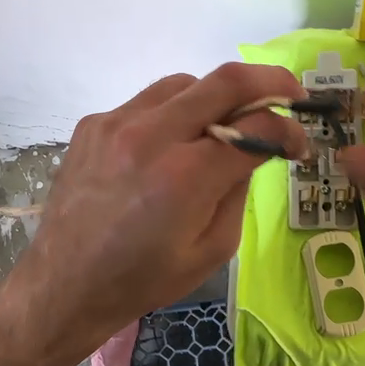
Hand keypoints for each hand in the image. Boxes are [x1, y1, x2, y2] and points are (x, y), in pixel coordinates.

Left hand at [0, 63, 307, 365]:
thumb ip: (239, 189)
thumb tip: (255, 148)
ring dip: (215, 96)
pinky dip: (171, 114)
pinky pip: (147, 102)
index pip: (256, 128)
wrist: (65, 284)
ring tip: (222, 127)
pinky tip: (169, 146)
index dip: (288, 129)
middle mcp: (150, 136)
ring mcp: (115, 123)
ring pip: (184, 84)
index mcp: (185, 177)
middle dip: (267, 82)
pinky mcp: (92, 124)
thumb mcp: (212, 249)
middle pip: (224, 81)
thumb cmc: (143, 279)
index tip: (299, 143)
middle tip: (287, 94)